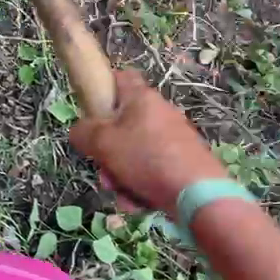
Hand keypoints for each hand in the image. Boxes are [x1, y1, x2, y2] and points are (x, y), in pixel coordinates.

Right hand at [69, 70, 227, 215]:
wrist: (199, 195)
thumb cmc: (145, 158)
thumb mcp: (101, 142)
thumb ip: (82, 132)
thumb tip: (80, 132)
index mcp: (141, 99)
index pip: (120, 77)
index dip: (102, 88)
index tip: (90, 109)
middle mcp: (160, 114)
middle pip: (122, 124)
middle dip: (106, 149)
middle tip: (101, 166)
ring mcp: (175, 139)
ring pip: (134, 151)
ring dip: (120, 172)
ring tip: (119, 192)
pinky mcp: (184, 162)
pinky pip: (151, 169)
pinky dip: (140, 184)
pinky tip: (136, 201)